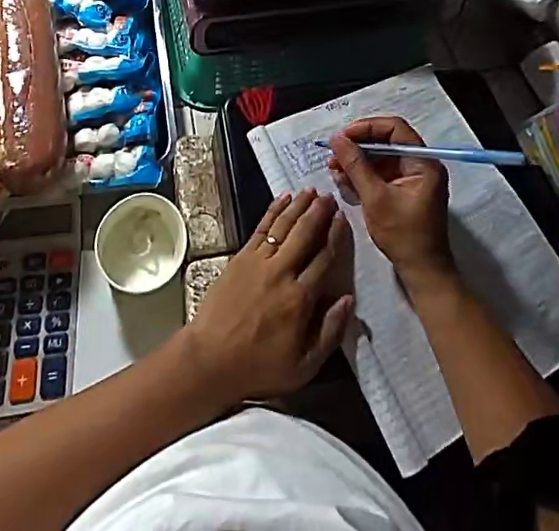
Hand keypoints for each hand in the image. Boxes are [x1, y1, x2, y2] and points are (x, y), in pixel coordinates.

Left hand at [175, 190, 353, 403]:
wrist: (209, 359)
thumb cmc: (258, 367)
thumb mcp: (303, 365)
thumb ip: (329, 332)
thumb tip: (348, 299)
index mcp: (301, 298)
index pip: (325, 258)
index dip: (336, 235)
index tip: (343, 218)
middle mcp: (282, 273)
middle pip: (305, 234)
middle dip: (319, 212)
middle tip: (330, 196)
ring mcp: (258, 262)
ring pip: (284, 226)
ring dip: (299, 206)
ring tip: (311, 191)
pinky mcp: (240, 258)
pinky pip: (261, 228)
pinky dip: (273, 211)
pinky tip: (283, 199)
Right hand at [327, 117, 453, 286]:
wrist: (422, 271)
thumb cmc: (403, 235)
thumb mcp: (375, 197)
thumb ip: (356, 165)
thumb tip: (337, 139)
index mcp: (423, 162)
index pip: (395, 129)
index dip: (367, 128)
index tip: (343, 137)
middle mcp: (421, 165)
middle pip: (387, 141)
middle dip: (358, 146)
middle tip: (334, 153)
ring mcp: (413, 178)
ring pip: (381, 158)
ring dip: (357, 161)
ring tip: (334, 167)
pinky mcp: (404, 190)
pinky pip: (382, 173)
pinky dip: (363, 174)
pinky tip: (344, 179)